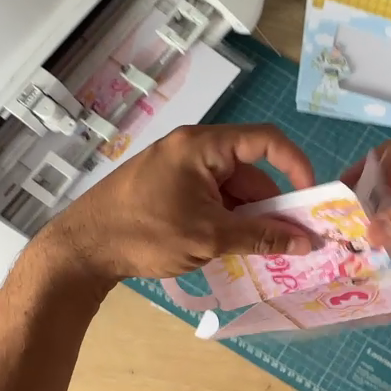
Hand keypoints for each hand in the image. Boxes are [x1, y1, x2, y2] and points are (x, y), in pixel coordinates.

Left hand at [30, 124, 318, 282]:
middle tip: (290, 239)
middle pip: (250, 170)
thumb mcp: (210, 238)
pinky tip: (232, 247)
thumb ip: (262, 237)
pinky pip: (212, 198)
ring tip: (261, 250)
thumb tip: (308, 242)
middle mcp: (193, 149)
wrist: (80, 250)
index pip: (266, 140)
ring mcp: (179, 168)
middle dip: (271, 204)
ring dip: (249, 216)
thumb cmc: (145, 235)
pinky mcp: (169, 188)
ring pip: (232, 188)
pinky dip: (227, 220)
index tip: (310, 198)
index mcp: (203, 146)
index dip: (296, 165)